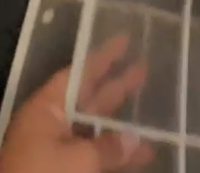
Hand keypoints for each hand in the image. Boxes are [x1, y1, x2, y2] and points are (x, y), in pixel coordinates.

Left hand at [0, 34, 156, 171]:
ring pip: (93, 132)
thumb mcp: (77, 160)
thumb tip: (135, 139)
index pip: (78, 73)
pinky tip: (139, 157)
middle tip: (145, 67)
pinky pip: (92, 157)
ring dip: (120, 127)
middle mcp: (51, 124)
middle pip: (88, 99)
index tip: (125, 39)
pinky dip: (112, 156)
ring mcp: (55, 152)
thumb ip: (107, 147)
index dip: (103, 56)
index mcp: (47, 108)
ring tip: (152, 117)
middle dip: (117, 86)